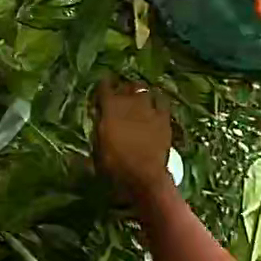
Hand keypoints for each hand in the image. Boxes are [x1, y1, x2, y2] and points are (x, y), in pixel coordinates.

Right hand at [95, 77, 173, 200]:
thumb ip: (98, 125)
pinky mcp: (164, 118)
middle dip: (124, 88)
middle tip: (121, 96)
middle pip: (127, 86)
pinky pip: (162, 101)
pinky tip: (155, 105)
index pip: (104, 87)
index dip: (103, 87)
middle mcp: (130, 102)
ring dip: (139, 93)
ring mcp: (149, 108)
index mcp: (110, 107)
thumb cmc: (113, 163)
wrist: (142, 175)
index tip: (102, 90)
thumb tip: (99, 115)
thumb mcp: (97, 144)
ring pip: (144, 90)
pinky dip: (157, 101)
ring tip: (138, 98)